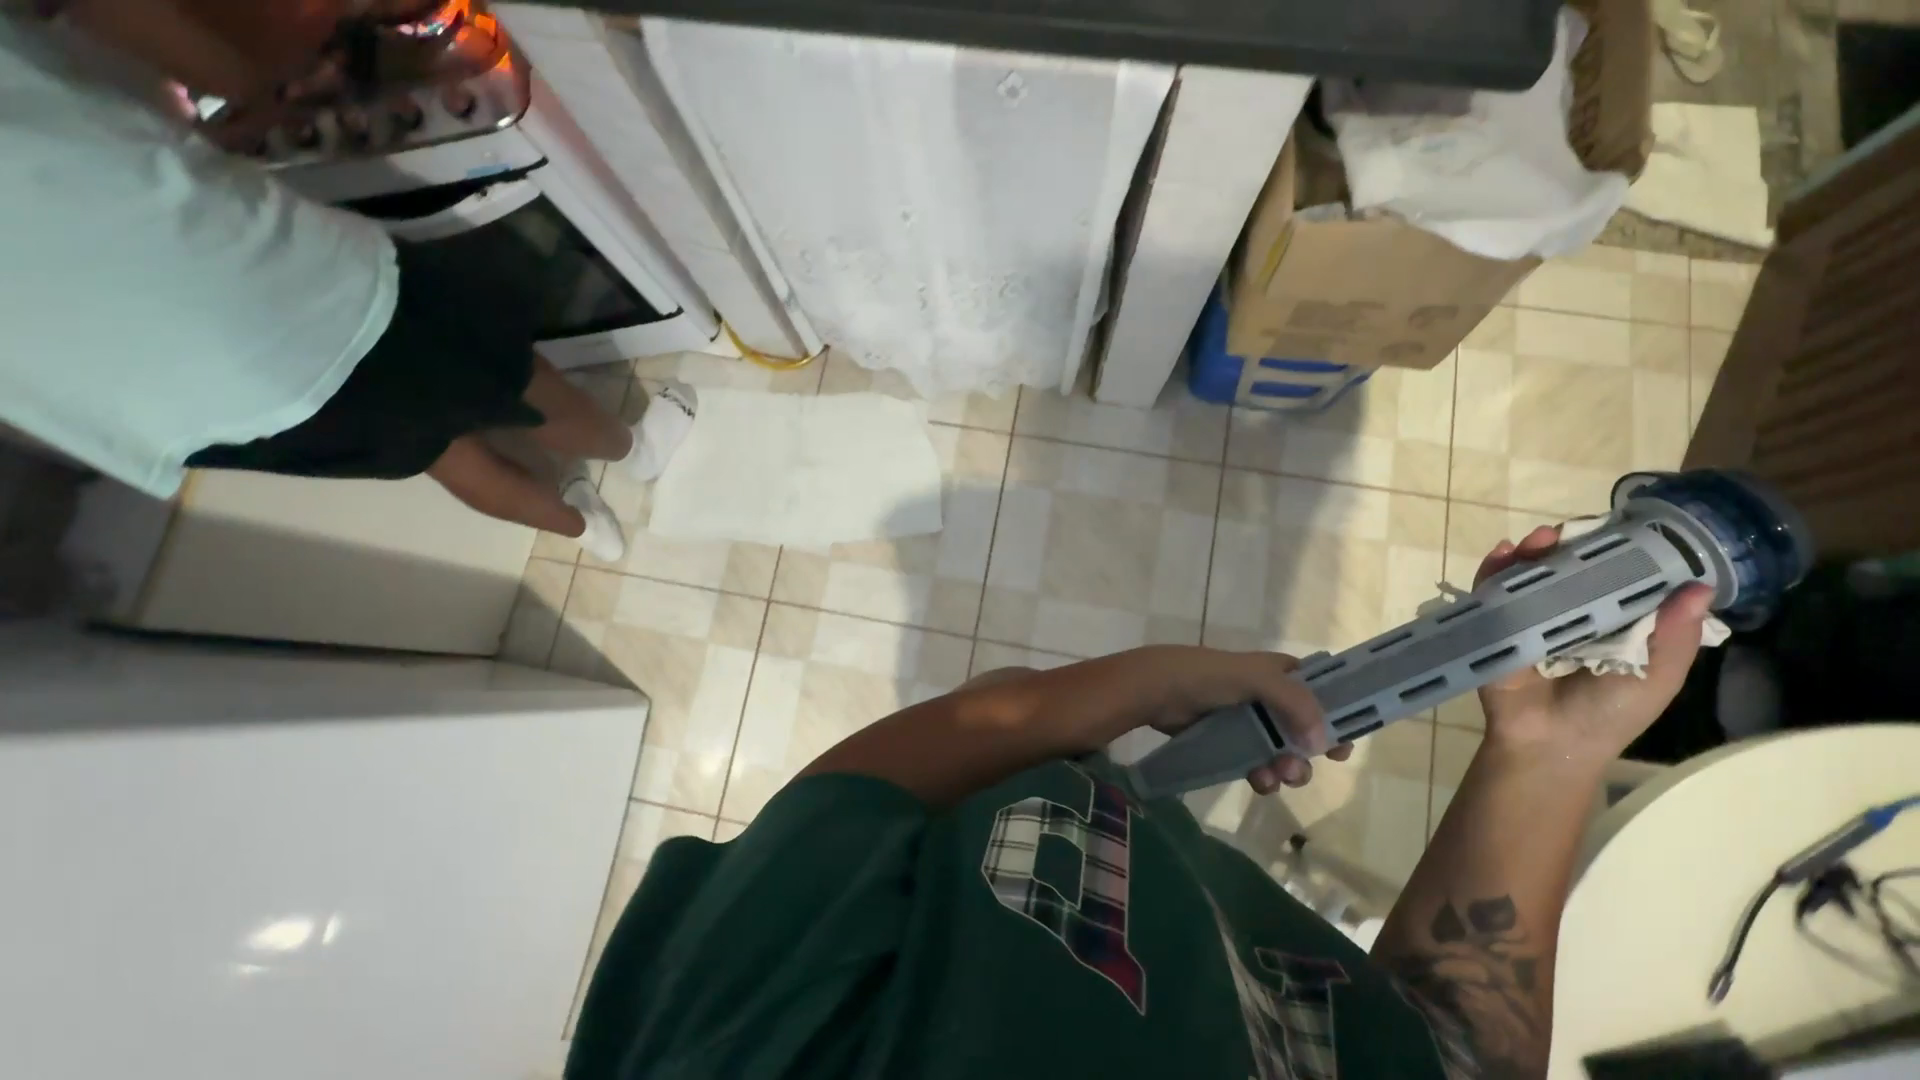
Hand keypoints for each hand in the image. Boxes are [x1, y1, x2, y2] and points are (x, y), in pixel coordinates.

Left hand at [1102, 645, 1349, 794]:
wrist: (1153, 691)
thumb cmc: (1205, 676)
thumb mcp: (1254, 679)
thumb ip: (1294, 703)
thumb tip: (1321, 740)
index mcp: (1276, 672)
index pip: (1318, 690)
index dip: (1335, 712)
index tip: (1344, 741)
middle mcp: (1265, 695)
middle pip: (1303, 728)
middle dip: (1310, 751)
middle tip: (1304, 766)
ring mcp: (1245, 721)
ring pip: (1281, 750)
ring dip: (1287, 768)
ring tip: (1279, 777)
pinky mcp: (1225, 742)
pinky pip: (1254, 763)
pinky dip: (1262, 775)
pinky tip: (1260, 782)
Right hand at [1471, 526, 1712, 763]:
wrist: (1551, 742)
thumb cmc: (1609, 713)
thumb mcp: (1658, 676)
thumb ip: (1676, 636)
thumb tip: (1701, 586)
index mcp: (1609, 624)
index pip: (1612, 579)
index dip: (1614, 554)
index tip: (1620, 532)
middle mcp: (1567, 615)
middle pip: (1566, 571)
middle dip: (1566, 547)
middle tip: (1569, 531)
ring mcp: (1527, 619)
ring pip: (1528, 577)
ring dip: (1530, 554)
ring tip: (1537, 538)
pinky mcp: (1494, 627)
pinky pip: (1490, 594)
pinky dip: (1494, 571)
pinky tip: (1503, 553)